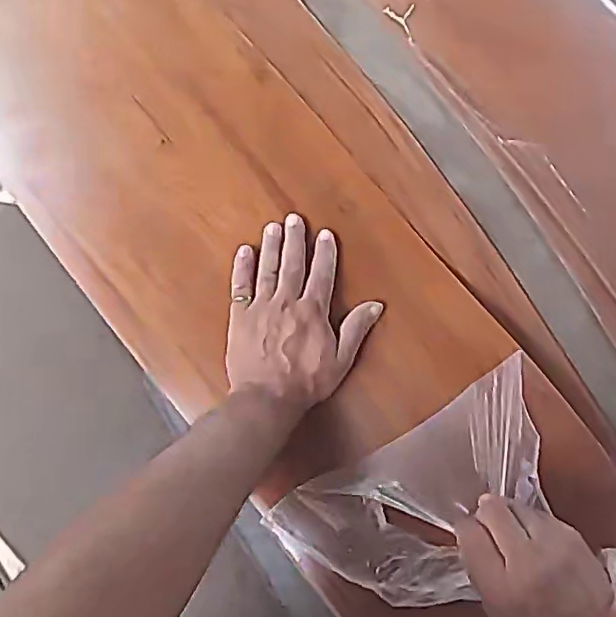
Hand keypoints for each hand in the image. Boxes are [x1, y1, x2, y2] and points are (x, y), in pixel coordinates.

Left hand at [226, 213, 383, 416]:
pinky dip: (242, 267)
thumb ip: (356, 329)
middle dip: (295, 239)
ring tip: (272, 227)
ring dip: (271, 246)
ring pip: (267, 269)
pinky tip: (244, 251)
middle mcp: (287, 302)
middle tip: (294, 219)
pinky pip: (240, 286)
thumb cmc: (306, 382)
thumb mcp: (340, 360)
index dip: (325, 253)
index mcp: (313, 311)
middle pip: (293, 264)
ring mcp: (261, 307)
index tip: (325, 234)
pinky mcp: (240, 317)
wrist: (266, 397)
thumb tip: (375, 305)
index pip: (322, 274)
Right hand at [454, 494, 615, 616]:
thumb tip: (471, 537)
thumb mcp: (497, 615)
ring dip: (508, 514)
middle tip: (486, 525)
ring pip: (516, 506)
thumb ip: (480, 573)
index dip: (463, 528)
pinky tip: (532, 535)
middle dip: (484, 513)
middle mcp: (526, 560)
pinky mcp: (573, 535)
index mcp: (502, 587)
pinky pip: (540, 515)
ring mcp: (553, 544)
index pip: (470, 534)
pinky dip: (530, 520)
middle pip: (493, 511)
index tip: (466, 531)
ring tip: (510, 529)